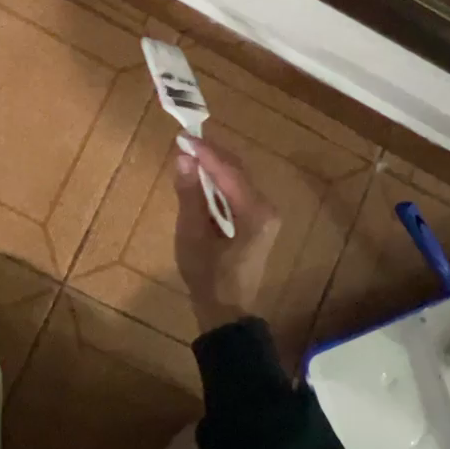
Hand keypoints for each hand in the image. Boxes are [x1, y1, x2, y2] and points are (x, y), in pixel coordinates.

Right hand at [173, 137, 281, 335]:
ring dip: (215, 166)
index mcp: (255, 212)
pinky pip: (238, 191)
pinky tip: (202, 178)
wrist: (227, 311)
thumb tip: (184, 158)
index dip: (205, 152)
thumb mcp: (192, 235)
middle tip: (184, 142)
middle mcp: (267, 208)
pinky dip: (220, 181)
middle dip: (211, 154)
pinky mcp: (259, 221)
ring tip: (189, 155)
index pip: (228, 170)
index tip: (182, 137)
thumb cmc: (208, 276)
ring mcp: (265, 215)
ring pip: (238, 179)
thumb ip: (189, 195)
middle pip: (237, 170)